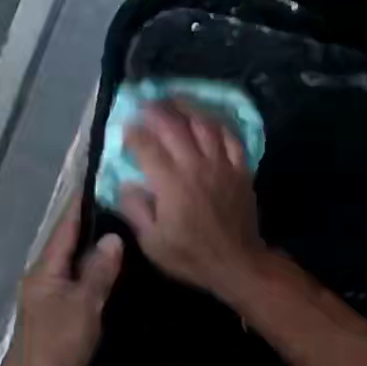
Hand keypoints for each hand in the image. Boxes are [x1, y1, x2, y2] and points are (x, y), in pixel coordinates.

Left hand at [0, 211, 122, 365]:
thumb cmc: (57, 345)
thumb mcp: (83, 305)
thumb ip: (98, 270)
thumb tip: (112, 237)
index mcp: (45, 269)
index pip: (64, 226)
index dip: (80, 202)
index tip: (98, 179)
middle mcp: (43, 277)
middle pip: (67, 241)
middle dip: (90, 221)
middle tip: (122, 203)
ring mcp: (48, 296)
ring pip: (73, 262)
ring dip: (93, 247)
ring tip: (124, 230)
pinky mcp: (56, 314)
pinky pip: (77, 281)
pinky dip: (94, 270)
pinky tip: (113, 271)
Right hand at [120, 101, 269, 298]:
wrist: (237, 264)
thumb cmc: (190, 256)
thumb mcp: (152, 242)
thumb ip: (135, 210)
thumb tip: (125, 183)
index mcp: (171, 183)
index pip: (147, 146)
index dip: (133, 133)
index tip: (125, 127)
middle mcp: (196, 166)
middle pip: (175, 126)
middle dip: (157, 111)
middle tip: (145, 103)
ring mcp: (222, 165)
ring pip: (204, 124)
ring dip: (187, 109)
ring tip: (174, 102)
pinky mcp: (240, 170)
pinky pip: (231, 137)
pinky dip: (218, 125)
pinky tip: (208, 120)